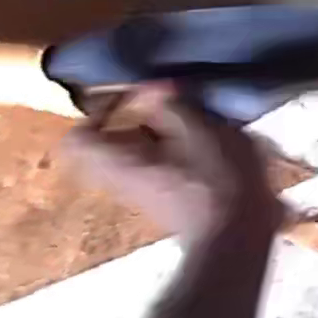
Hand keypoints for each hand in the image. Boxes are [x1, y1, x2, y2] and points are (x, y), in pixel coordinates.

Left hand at [61, 84, 282, 240]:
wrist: (237, 230)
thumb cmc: (215, 177)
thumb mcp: (199, 131)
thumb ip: (172, 107)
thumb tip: (150, 87)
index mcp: (114, 161)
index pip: (80, 135)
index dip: (103, 111)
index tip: (139, 96)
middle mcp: (118, 179)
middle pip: (115, 144)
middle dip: (143, 124)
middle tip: (179, 110)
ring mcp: (145, 193)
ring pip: (143, 157)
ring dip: (169, 138)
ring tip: (206, 128)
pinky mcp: (171, 200)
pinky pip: (164, 169)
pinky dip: (183, 155)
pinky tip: (220, 151)